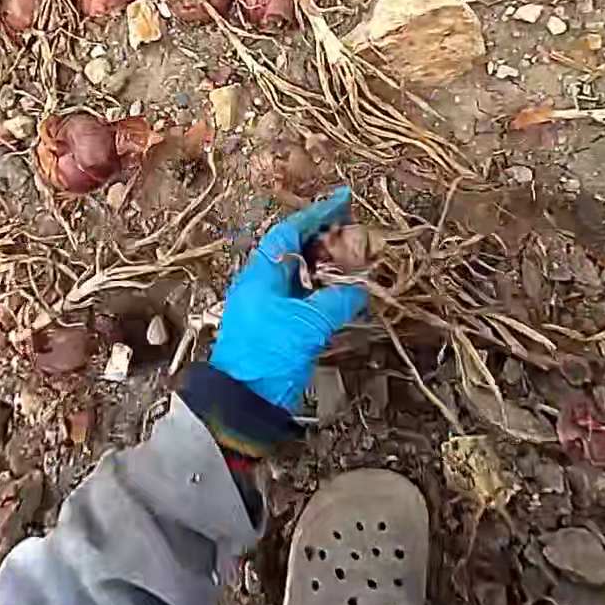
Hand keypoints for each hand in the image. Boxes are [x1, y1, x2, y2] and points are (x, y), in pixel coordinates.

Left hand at [210, 187, 367, 409]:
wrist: (242, 404)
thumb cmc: (268, 356)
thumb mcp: (309, 325)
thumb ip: (338, 300)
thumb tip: (362, 286)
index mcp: (261, 274)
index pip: (290, 231)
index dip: (317, 214)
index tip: (342, 200)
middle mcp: (261, 282)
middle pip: (294, 247)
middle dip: (323, 234)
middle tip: (351, 226)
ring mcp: (266, 303)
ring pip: (298, 269)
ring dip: (324, 259)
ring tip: (351, 252)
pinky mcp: (275, 322)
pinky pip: (301, 292)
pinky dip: (321, 284)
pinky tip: (340, 286)